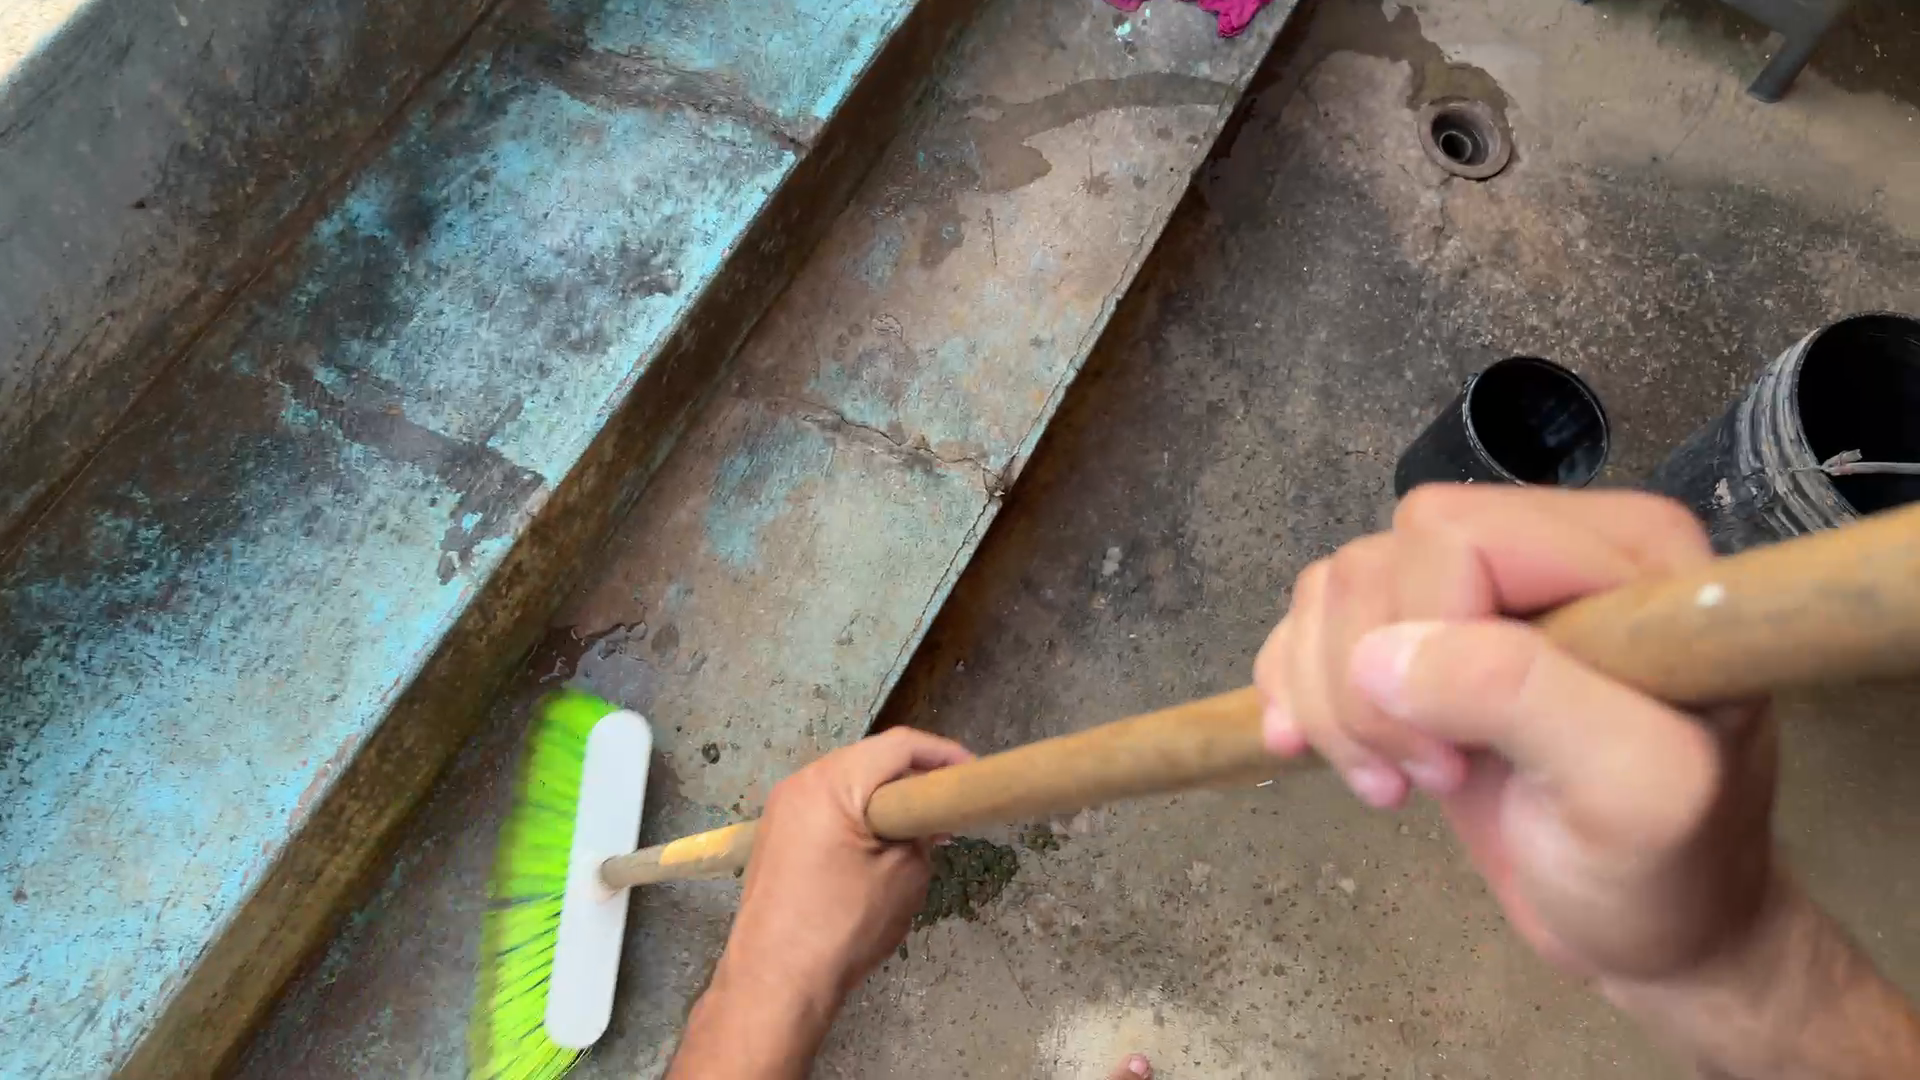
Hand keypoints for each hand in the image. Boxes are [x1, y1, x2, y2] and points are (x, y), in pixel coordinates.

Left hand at [721, 727, 973, 1003]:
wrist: (773, 985)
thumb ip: (924, 833)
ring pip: (849, 779)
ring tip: (921, 821)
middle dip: (914, 773)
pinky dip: (860, 810)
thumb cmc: (843, 925)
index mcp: (832, 782)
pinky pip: (828, 802)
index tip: (972, 772)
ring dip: (887, 793)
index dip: (942, 753)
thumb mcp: (905, 875)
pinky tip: (881, 837)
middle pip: (871, 757)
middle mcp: (801, 781)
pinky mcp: (776, 832)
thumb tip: (930, 821)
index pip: (898, 746)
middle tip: (948, 799)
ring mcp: (782, 806)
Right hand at [1254, 485, 1776, 981]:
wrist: (1624, 918)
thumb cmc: (1657, 870)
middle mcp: (1525, 552)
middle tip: (1426, 774)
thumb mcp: (1634, 795)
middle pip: (1369, 565)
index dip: (1417, 627)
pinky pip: (1300, 624)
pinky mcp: (1396, 630)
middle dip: (1363, 682)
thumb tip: (1376, 659)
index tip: (1451, 746)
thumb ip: (1520, 697)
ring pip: (1323, 596)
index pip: (1448, 534)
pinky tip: (1314, 746)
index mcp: (1617, 552)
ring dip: (1326, 701)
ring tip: (1390, 779)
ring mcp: (1452, 589)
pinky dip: (1291, 691)